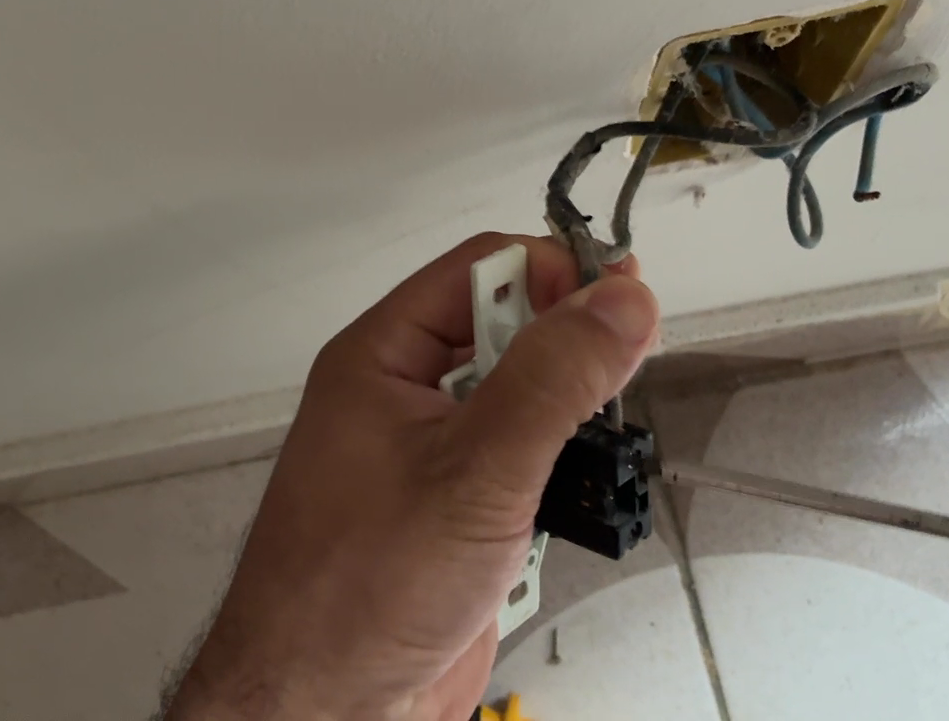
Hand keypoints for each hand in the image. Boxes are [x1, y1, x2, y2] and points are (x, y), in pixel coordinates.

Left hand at [163, 233, 658, 720]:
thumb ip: (551, 382)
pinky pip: (515, 445)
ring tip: (600, 423)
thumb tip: (616, 303)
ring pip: (514, 385)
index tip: (620, 298)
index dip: (551, 272)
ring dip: (562, 400)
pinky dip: (553, 454)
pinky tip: (571, 482)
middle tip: (624, 360)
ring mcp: (428, 444)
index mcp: (381, 355)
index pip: (478, 270)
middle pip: (500, 322)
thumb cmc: (356, 591)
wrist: (324, 707)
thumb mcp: (473, 472)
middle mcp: (400, 389)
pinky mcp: (453, 496)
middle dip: (564, 336)